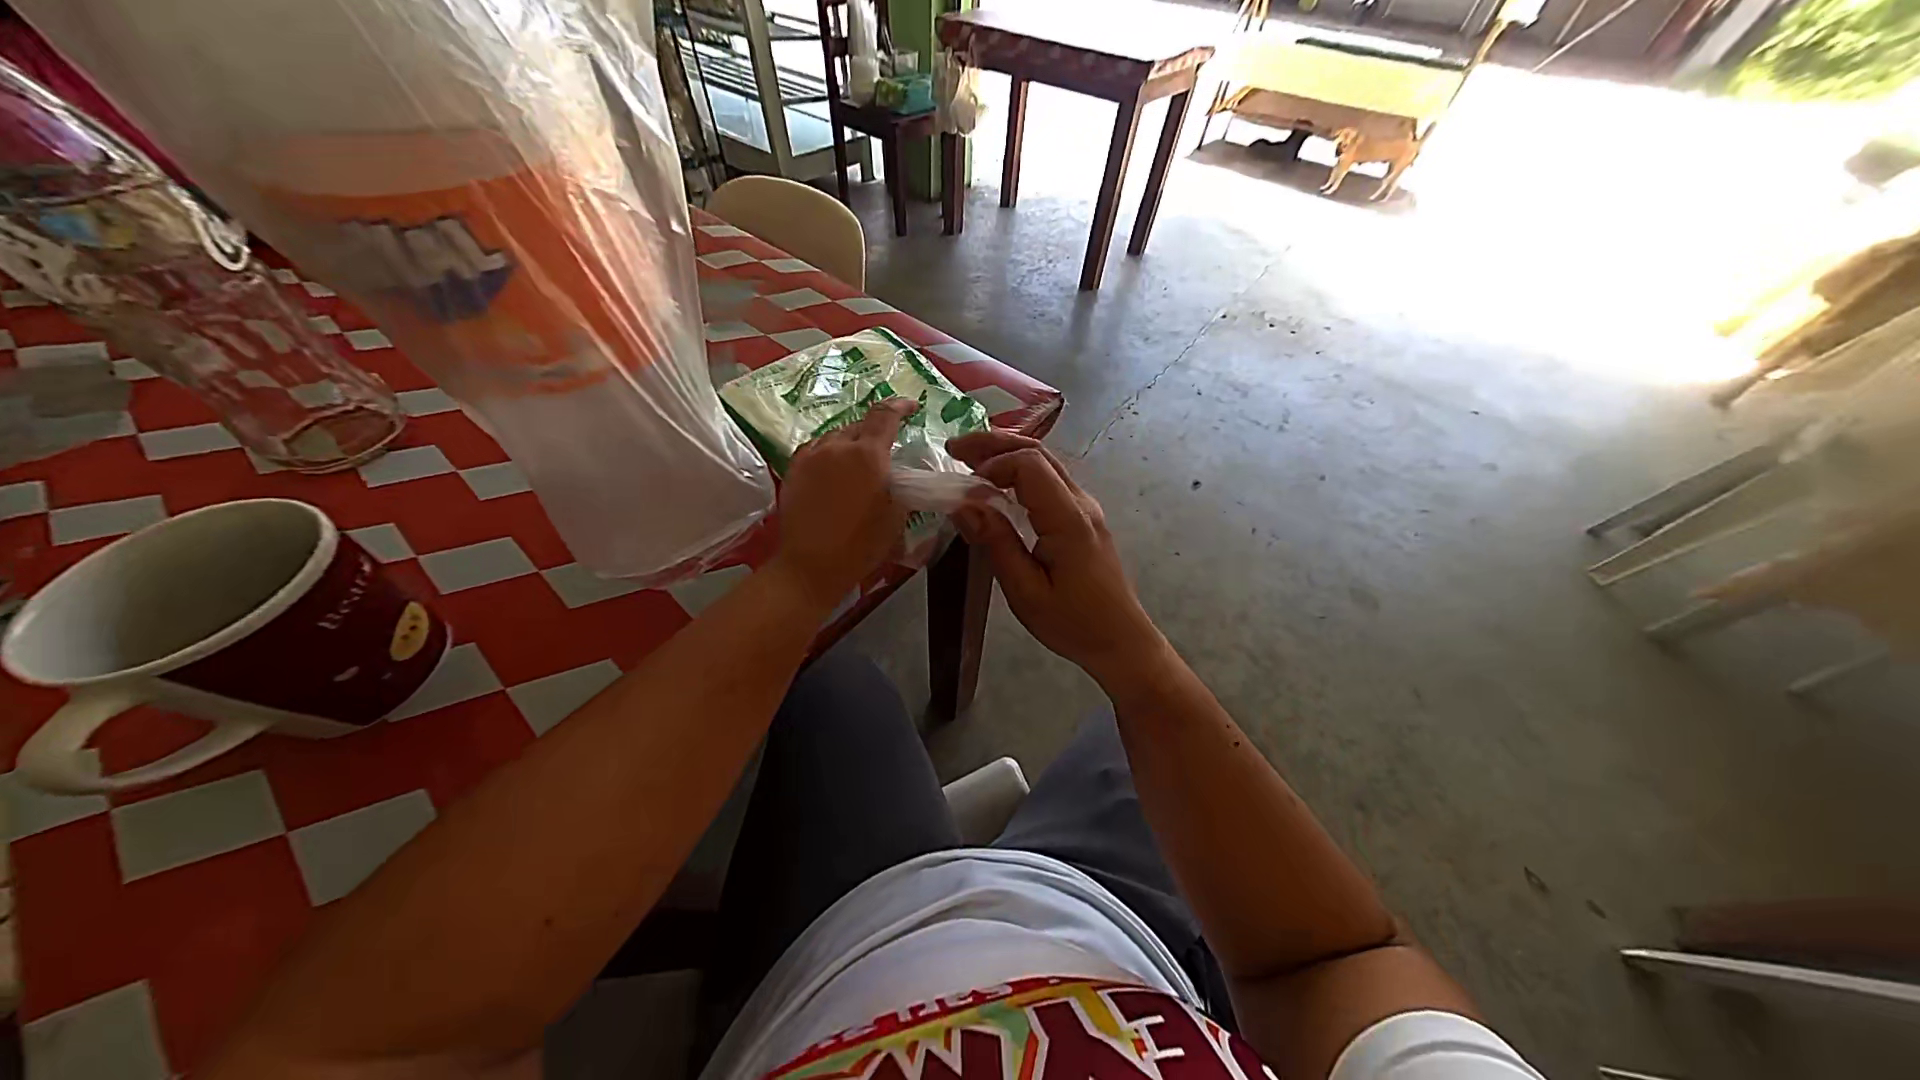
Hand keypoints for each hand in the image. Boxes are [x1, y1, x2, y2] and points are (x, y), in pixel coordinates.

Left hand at [769, 397, 915, 612]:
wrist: (810, 565)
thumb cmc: (861, 545)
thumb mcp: (896, 516)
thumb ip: (903, 485)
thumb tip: (904, 473)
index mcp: (868, 455)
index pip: (886, 415)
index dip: (901, 406)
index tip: (912, 406)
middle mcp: (838, 446)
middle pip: (861, 424)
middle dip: (876, 430)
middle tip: (888, 444)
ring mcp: (811, 456)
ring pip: (837, 435)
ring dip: (852, 441)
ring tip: (860, 458)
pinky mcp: (794, 469)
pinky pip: (817, 448)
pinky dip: (831, 451)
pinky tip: (835, 466)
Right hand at [948, 432, 1168, 687]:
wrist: (1121, 640)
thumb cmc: (1073, 623)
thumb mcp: (1026, 592)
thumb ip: (996, 544)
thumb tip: (963, 505)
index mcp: (1069, 520)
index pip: (1030, 466)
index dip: (993, 463)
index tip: (964, 483)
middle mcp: (1081, 504)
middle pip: (1039, 452)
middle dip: (995, 444)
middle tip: (954, 449)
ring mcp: (1086, 508)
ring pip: (1046, 462)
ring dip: (1006, 454)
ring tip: (969, 460)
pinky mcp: (1082, 518)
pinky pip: (1050, 480)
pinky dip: (1019, 471)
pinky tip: (997, 484)